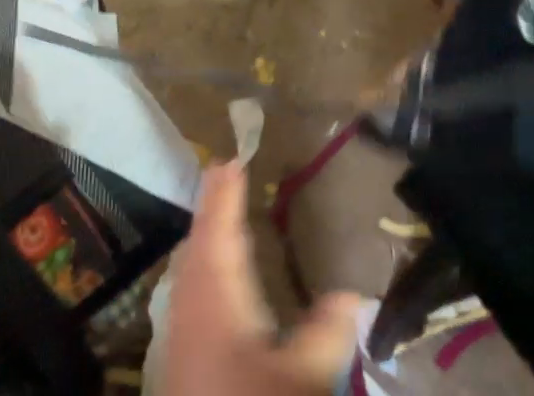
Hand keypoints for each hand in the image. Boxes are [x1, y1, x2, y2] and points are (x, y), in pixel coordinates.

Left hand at [163, 162, 358, 395]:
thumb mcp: (304, 382)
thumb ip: (329, 335)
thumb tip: (352, 296)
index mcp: (217, 293)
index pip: (219, 228)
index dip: (224, 194)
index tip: (230, 160)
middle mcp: (191, 300)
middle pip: (199, 241)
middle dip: (214, 208)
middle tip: (228, 178)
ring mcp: (180, 327)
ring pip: (192, 266)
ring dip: (208, 237)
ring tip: (223, 216)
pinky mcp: (181, 352)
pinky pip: (192, 289)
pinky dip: (205, 267)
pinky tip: (219, 281)